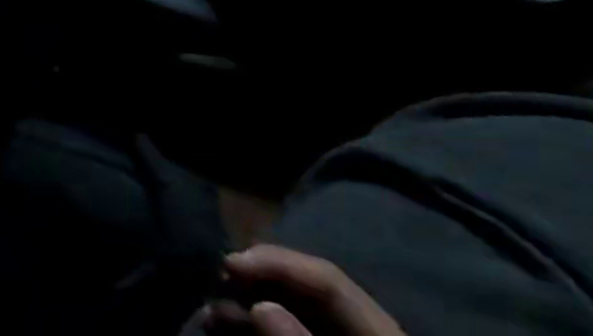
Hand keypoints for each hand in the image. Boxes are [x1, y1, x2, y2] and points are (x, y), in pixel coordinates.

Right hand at [193, 246, 406, 335]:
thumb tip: (261, 305)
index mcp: (381, 327)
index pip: (326, 278)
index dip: (275, 263)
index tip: (227, 263)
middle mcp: (363, 325)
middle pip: (306, 288)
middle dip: (256, 281)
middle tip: (215, 281)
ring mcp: (341, 332)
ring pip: (292, 308)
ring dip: (249, 305)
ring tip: (211, 309)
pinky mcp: (320, 335)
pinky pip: (290, 326)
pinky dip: (255, 327)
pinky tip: (225, 324)